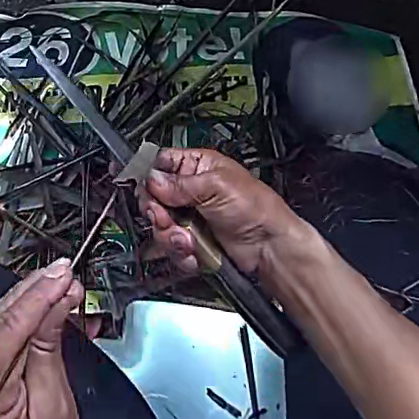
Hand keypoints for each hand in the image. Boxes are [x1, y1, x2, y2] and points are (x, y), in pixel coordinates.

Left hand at [0, 260, 82, 418]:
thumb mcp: (56, 411)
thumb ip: (50, 351)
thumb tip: (56, 303)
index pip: (4, 332)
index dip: (37, 298)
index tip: (63, 277)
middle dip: (35, 292)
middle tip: (66, 274)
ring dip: (30, 299)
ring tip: (61, 284)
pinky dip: (23, 316)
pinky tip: (45, 304)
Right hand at [142, 147, 305, 275]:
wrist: (271, 247)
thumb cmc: (257, 208)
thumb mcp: (217, 186)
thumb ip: (181, 184)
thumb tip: (152, 180)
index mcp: (198, 166)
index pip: (160, 164)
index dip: (150, 178)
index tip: (148, 192)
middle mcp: (191, 189)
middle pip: (154, 198)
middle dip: (158, 213)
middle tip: (166, 220)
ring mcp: (191, 216)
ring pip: (160, 225)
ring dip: (170, 236)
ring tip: (187, 240)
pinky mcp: (192, 239)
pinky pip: (171, 246)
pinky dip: (180, 253)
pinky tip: (194, 252)